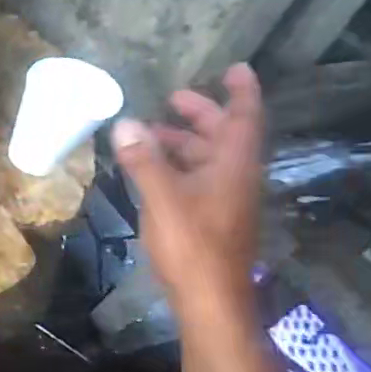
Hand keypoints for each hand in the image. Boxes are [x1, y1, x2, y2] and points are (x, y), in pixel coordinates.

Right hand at [110, 63, 264, 316]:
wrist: (211, 303)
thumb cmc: (192, 245)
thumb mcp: (162, 197)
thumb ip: (143, 159)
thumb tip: (125, 123)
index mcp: (234, 165)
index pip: (245, 116)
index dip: (241, 90)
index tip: (235, 68)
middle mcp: (237, 178)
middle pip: (224, 135)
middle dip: (200, 114)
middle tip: (172, 99)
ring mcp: (228, 202)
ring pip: (210, 160)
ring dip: (185, 143)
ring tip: (151, 135)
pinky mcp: (216, 221)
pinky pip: (201, 180)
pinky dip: (181, 168)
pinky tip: (154, 172)